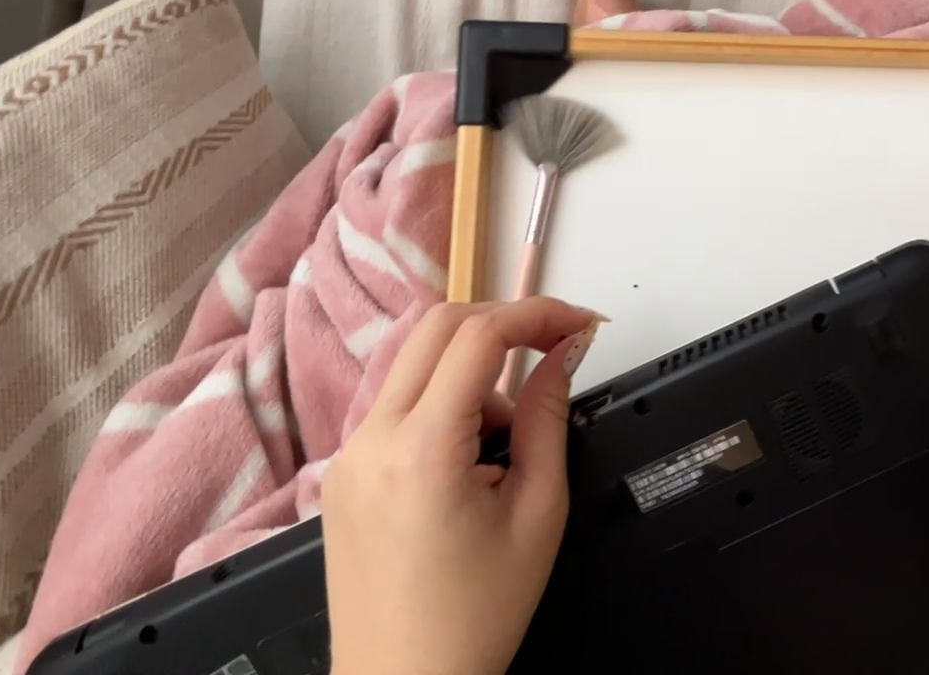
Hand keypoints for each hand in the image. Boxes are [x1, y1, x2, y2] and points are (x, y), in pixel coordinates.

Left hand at [322, 298, 601, 674]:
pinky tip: (473, 452)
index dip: (538, 315)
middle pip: (439, 326)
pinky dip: (448, 396)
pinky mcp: (346, 469)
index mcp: (420, 451)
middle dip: (506, 321)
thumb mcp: (538, 510)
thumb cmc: (478, 613)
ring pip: (419, 359)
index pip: (479, 337)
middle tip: (556, 344)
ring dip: (477, 366)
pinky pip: (402, 400)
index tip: (582, 325)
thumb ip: (548, 415)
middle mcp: (371, 439)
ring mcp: (349, 453)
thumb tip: (566, 350)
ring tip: (510, 434)